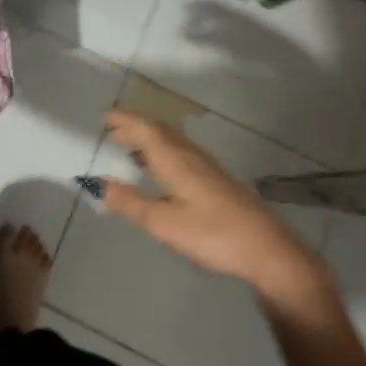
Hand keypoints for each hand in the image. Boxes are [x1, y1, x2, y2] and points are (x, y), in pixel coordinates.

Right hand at [101, 109, 326, 298]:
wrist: (267, 250)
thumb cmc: (213, 234)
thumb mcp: (165, 223)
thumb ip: (131, 203)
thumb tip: (99, 184)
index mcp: (176, 160)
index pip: (145, 129)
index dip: (124, 120)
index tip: (104, 116)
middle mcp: (191, 155)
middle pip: (160, 131)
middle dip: (134, 127)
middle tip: (112, 132)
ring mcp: (207, 167)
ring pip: (173, 142)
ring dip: (149, 139)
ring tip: (130, 149)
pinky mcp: (217, 181)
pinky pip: (182, 153)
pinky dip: (163, 152)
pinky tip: (162, 172)